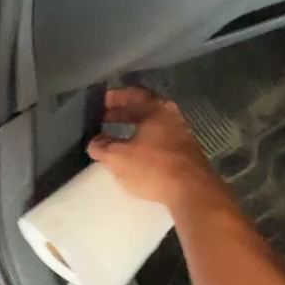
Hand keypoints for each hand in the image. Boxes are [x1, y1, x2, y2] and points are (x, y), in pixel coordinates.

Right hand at [86, 87, 227, 215]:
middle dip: (122, 113)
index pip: (132, 94)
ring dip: (134, 129)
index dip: (114, 97)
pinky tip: (136, 154)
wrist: (191, 191)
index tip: (99, 103)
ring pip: (153, 126)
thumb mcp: (118, 157)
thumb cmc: (153, 167)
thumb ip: (102, 146)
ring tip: (117, 138)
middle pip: (144, 109)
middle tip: (103, 119)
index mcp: (156, 109)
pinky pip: (160, 141)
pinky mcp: (186, 153)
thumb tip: (94, 142)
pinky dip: (145, 142)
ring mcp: (182, 134)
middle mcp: (172, 116)